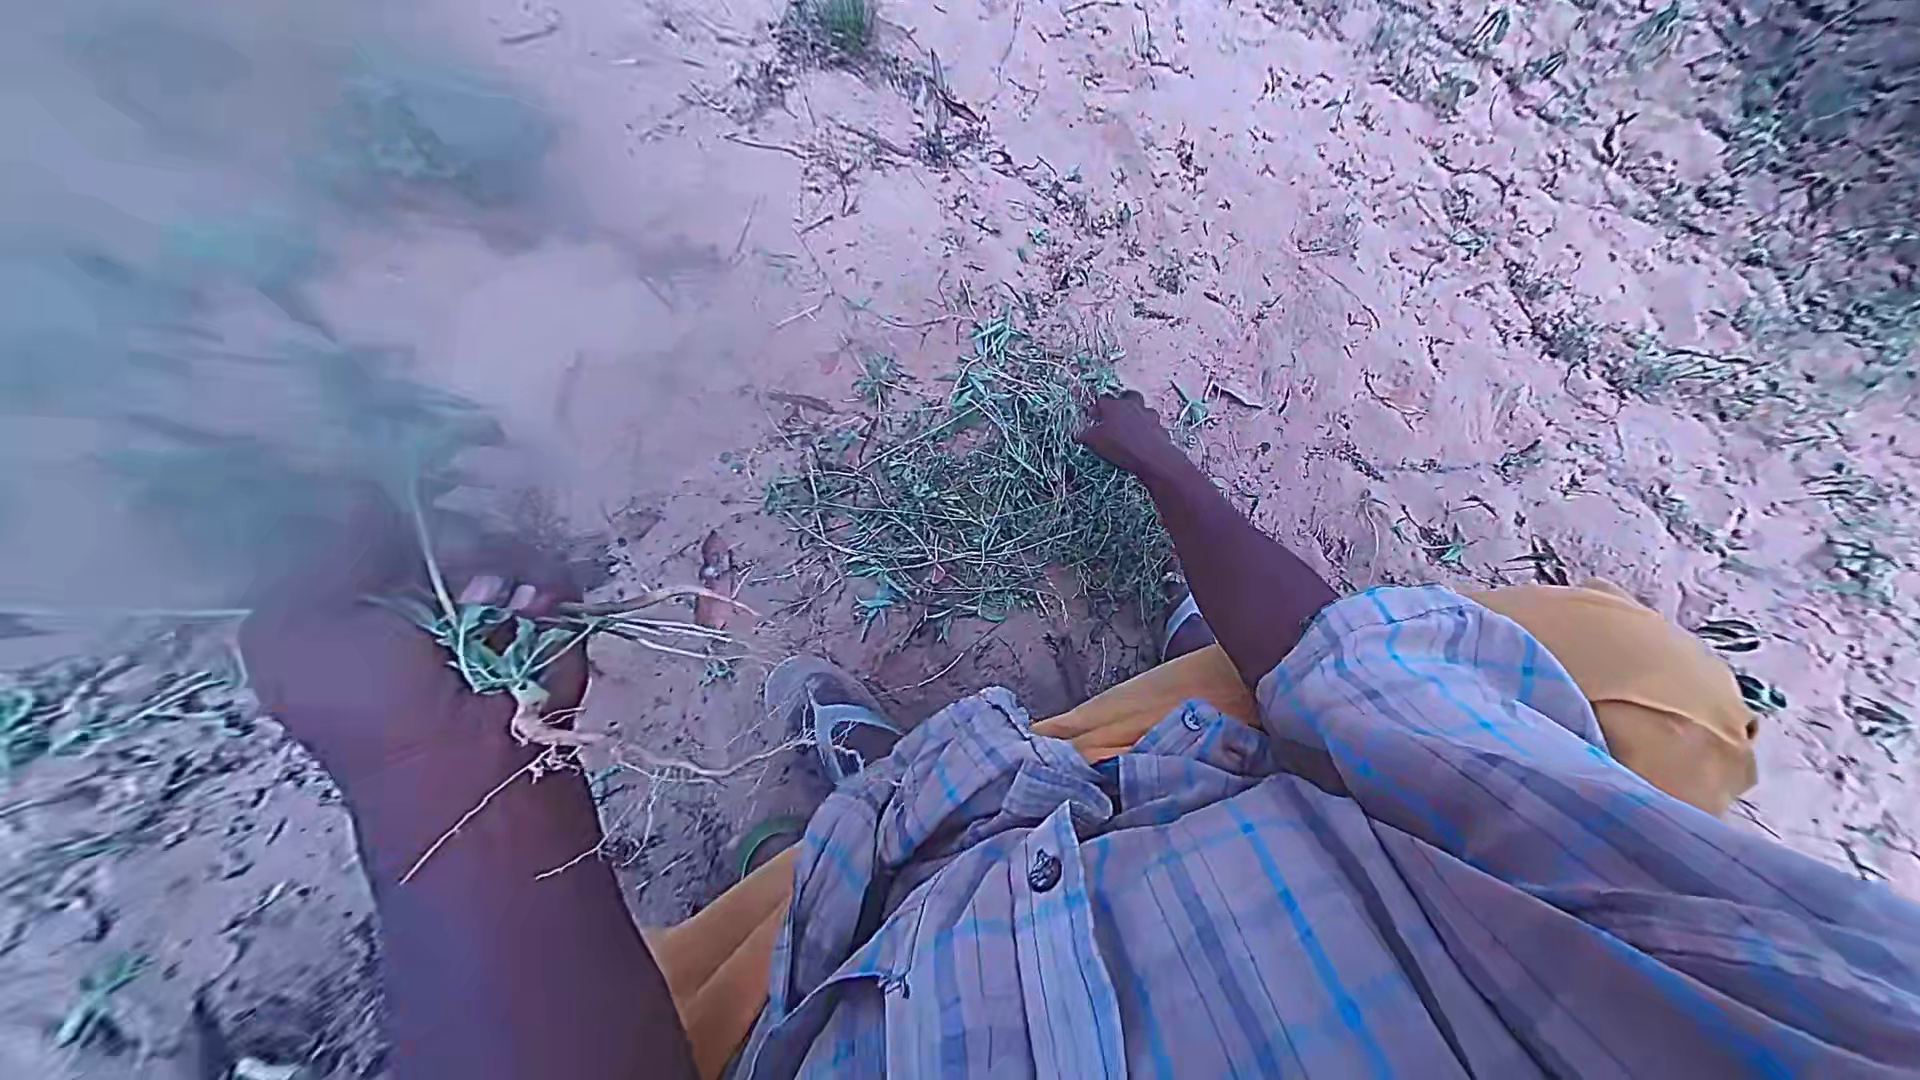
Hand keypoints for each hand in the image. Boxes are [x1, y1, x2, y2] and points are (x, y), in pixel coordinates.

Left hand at [239, 498, 585, 793]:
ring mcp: (495, 601)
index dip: (396, 504)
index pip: (381, 522)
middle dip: (456, 542)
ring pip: (508, 543)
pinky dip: (547, 587)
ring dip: (506, 568)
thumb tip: (361, 490)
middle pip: (452, 524)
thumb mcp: (305, 628)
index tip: (413, 494)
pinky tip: (533, 609)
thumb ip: (329, 554)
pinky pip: (553, 574)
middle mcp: (430, 590)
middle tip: (458, 575)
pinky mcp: (546, 614)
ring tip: (503, 605)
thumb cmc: (371, 705)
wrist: (467, 758)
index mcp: (364, 593)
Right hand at [1076, 391, 1182, 477]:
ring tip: (1128, 429)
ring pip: (1141, 410)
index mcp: (1114, 405)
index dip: (1096, 408)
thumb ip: (1086, 435)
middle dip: (1120, 404)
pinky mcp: (1159, 428)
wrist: (1151, 457)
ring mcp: (1149, 415)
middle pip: (1127, 397)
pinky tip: (1141, 440)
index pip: (1102, 400)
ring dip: (1135, 416)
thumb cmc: (1119, 446)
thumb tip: (1079, 434)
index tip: (1092, 416)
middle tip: (1114, 416)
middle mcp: (1133, 405)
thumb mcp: (1094, 442)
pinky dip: (1146, 429)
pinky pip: (1151, 425)